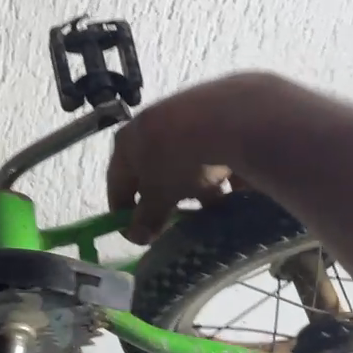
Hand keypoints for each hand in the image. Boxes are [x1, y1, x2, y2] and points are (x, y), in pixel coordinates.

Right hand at [107, 72, 289, 243]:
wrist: (225, 117)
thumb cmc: (177, 159)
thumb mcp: (159, 194)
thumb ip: (147, 216)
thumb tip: (136, 235)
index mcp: (127, 142)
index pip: (117, 182)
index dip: (123, 211)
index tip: (136, 235)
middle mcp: (151, 126)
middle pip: (153, 170)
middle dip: (164, 198)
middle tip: (176, 222)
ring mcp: (183, 118)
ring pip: (185, 161)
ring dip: (196, 185)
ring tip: (213, 209)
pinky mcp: (216, 117)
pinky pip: (214, 152)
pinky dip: (220, 170)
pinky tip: (235, 188)